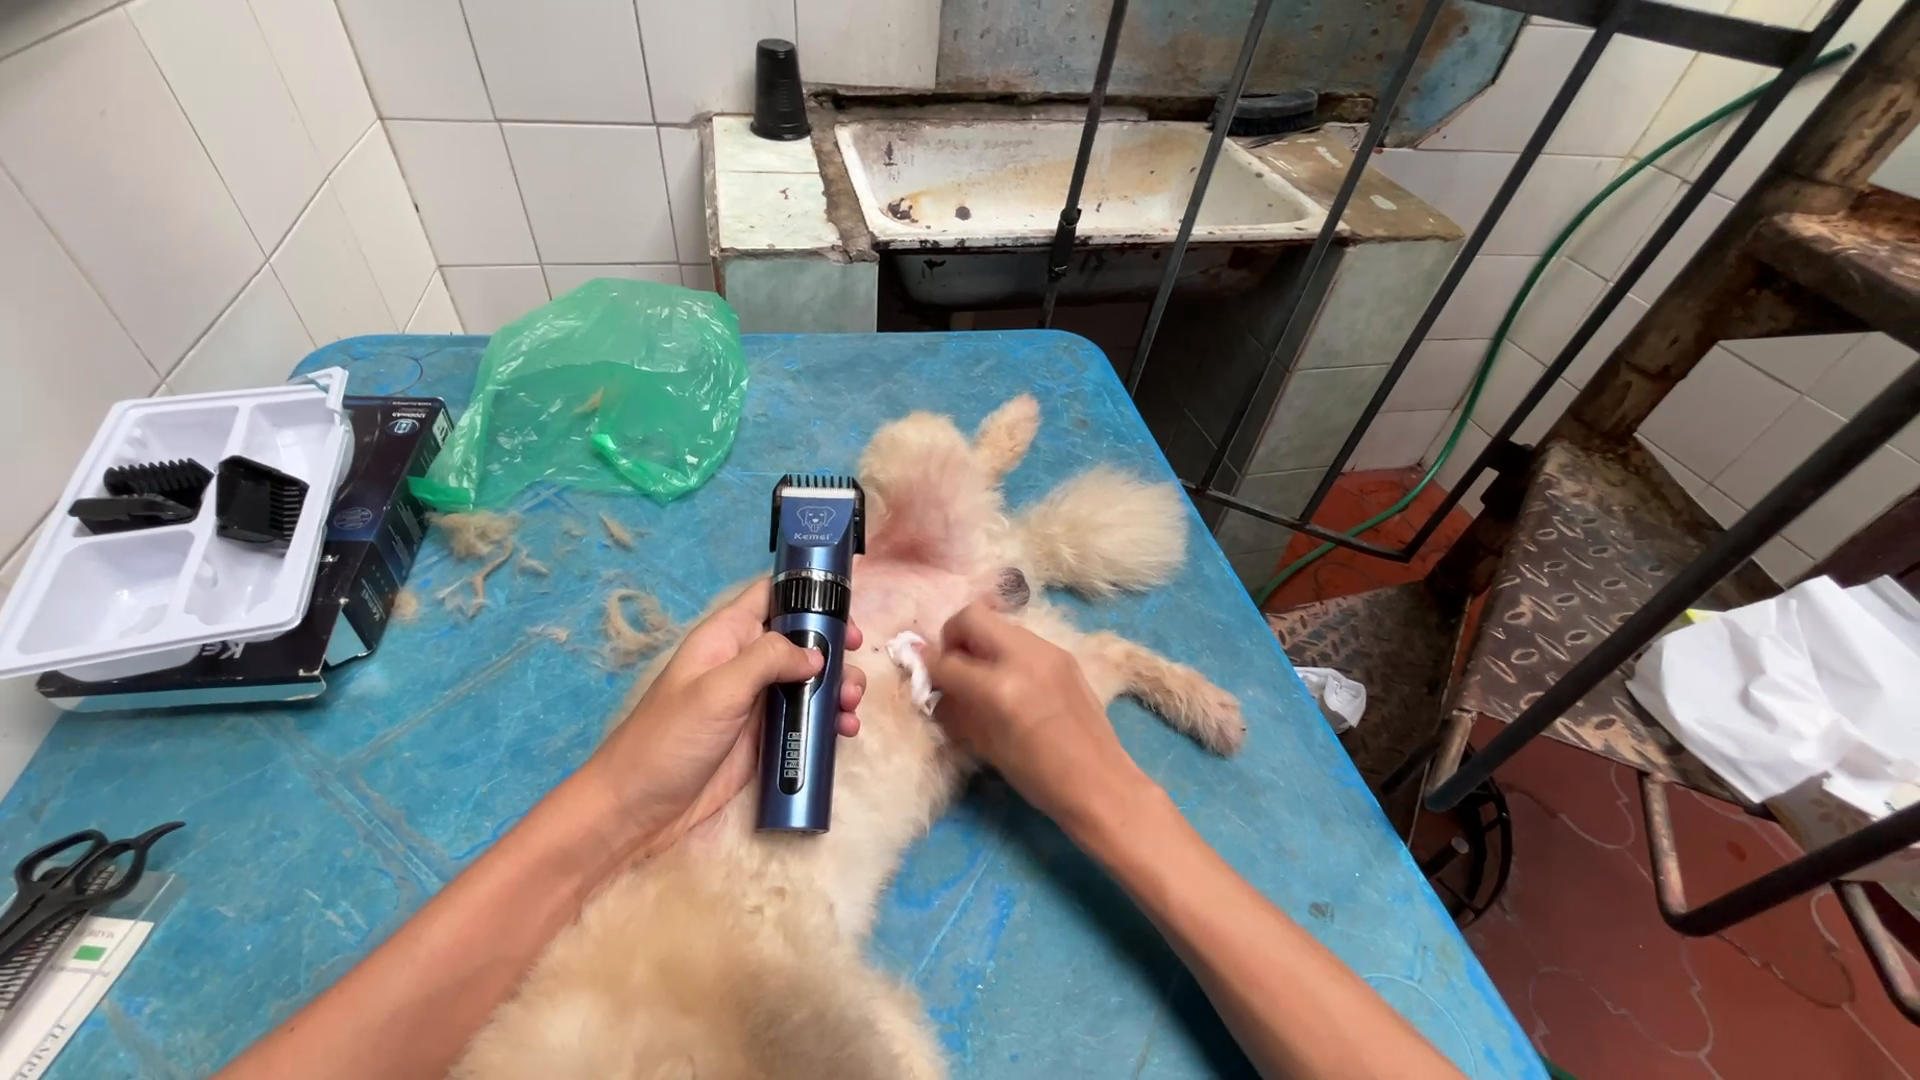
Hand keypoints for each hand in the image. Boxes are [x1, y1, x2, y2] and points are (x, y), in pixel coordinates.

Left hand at [582, 580, 864, 859]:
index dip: (808, 594)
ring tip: (850, 704)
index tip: (842, 611)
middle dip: (834, 646)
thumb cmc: (670, 739)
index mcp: (728, 637)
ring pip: (812, 678)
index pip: (771, 595)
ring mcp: (758, 700)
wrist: (639, 809)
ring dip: (838, 685)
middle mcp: (746, 662)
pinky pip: (808, 717)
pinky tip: (845, 730)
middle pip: (802, 637)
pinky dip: (831, 719)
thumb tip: (816, 655)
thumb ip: (767, 660)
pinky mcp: (767, 736)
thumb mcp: (717, 691)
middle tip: (855, 658)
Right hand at [925, 602, 1147, 831]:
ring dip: (981, 641)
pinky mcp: (1063, 653)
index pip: (946, 661)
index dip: (927, 667)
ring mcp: (1047, 650)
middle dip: (953, 637)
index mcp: (999, 688)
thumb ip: (956, 706)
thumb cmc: (1037, 777)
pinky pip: (1022, 639)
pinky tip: (1011, 680)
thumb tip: (934, 683)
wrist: (1100, 782)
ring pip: (998, 623)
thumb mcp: (985, 745)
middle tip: (953, 665)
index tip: (923, 674)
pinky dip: (1005, 650)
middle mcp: (1022, 657)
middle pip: (971, 616)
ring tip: (982, 675)